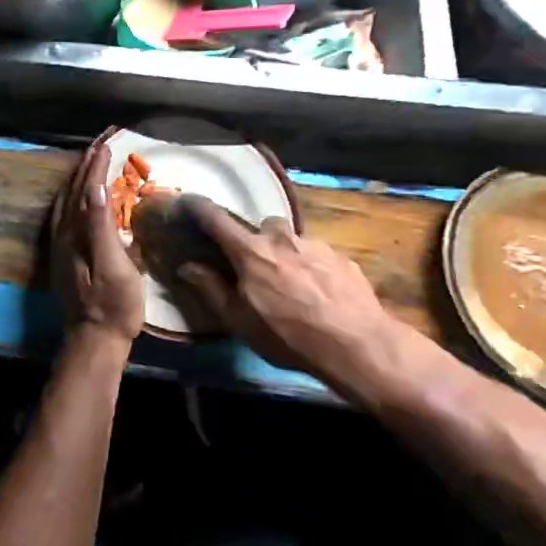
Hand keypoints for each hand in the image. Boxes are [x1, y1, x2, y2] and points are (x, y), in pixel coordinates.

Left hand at [52, 143, 143, 347]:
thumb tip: (95, 189)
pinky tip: (80, 198)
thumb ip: (102, 227)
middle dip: (86, 166)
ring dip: (79, 179)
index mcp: (75, 233)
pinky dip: (75, 197)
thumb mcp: (114, 266)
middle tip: (99, 144)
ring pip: (67, 202)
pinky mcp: (66, 256)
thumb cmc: (113, 304)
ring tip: (90, 162)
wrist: (95, 338)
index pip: (85, 190)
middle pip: (72, 192)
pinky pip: (68, 215)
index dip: (96, 166)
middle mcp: (63, 234)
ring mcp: (62, 246)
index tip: (106, 143)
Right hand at [176, 197, 398, 375]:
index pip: (216, 219)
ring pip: (292, 241)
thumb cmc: (287, 335)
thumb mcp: (239, 320)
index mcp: (249, 252)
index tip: (187, 200)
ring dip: (286, 255)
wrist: (357, 345)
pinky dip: (312, 268)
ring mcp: (315, 246)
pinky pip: (318, 256)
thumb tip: (187, 266)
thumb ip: (211, 289)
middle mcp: (281, 239)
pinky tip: (320, 294)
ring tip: (293, 285)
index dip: (198, 207)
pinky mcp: (343, 259)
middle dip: (256, 239)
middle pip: (263, 226)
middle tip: (257, 266)